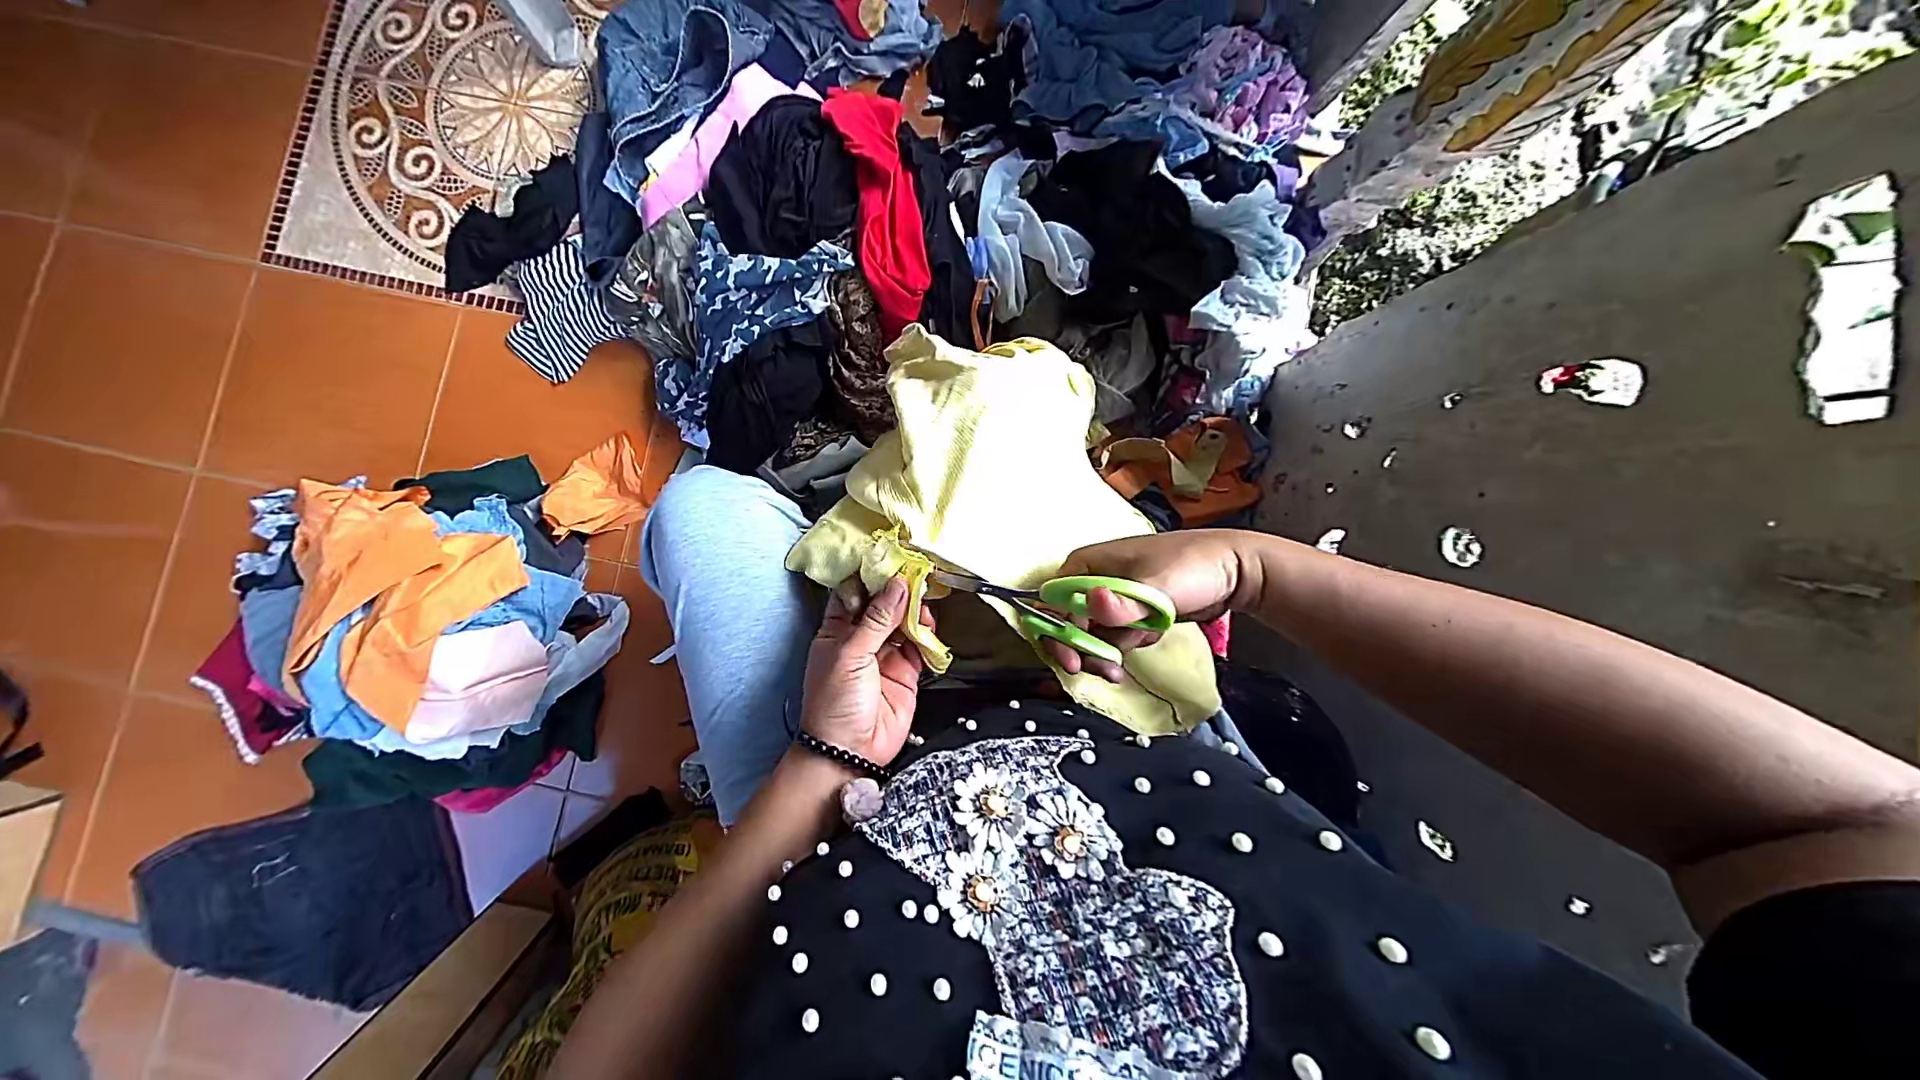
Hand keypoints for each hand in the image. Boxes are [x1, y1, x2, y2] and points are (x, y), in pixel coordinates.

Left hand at [799, 575, 928, 766]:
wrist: (850, 752)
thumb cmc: (833, 705)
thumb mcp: (850, 654)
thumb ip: (876, 619)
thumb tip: (896, 586)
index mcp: (837, 631)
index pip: (854, 594)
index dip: (871, 576)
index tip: (889, 559)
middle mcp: (861, 640)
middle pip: (884, 605)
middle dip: (899, 591)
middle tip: (916, 577)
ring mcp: (885, 656)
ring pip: (904, 624)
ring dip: (915, 613)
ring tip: (924, 607)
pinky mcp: (906, 673)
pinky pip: (921, 648)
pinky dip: (928, 638)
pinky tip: (930, 630)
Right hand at [1042, 531, 1260, 681]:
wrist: (1235, 570)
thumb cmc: (1194, 567)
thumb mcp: (1158, 587)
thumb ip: (1125, 604)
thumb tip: (1095, 603)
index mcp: (1088, 564)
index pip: (1053, 601)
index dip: (1056, 631)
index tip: (1073, 658)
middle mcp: (1093, 580)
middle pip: (1067, 621)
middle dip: (1081, 649)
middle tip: (1102, 669)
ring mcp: (1112, 597)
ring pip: (1090, 633)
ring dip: (1103, 654)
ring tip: (1120, 669)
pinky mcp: (1130, 611)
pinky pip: (1113, 636)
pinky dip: (1125, 646)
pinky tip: (1147, 639)